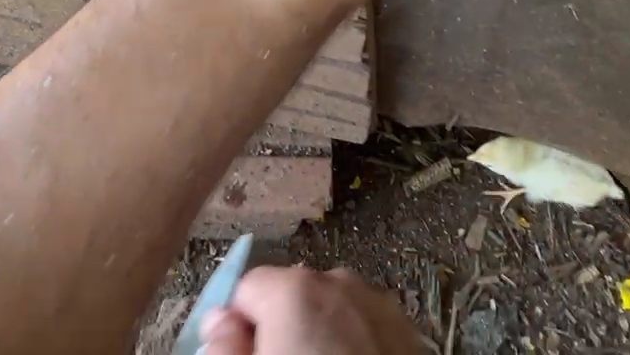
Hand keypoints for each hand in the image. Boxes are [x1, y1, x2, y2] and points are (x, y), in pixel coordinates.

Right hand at [199, 266, 425, 354]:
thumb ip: (226, 350)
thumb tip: (219, 324)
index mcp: (295, 290)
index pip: (246, 289)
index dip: (240, 327)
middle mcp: (339, 281)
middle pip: (291, 297)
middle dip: (282, 331)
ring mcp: (379, 304)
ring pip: (332, 312)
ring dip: (320, 338)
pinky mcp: (409, 332)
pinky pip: (366, 327)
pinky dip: (356, 346)